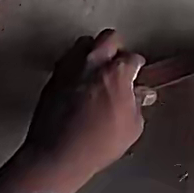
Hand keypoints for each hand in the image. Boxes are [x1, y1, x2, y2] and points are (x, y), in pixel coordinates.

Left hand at [22, 30, 146, 178]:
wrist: (58, 154)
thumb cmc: (95, 143)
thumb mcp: (131, 127)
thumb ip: (137, 104)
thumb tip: (139, 96)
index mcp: (116, 72)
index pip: (133, 57)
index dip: (137, 66)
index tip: (137, 72)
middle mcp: (92, 62)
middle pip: (109, 37)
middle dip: (117, 47)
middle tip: (120, 62)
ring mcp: (70, 66)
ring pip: (85, 43)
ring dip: (94, 51)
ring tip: (98, 67)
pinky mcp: (54, 76)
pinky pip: (68, 59)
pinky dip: (76, 65)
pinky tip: (80, 80)